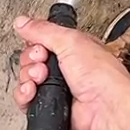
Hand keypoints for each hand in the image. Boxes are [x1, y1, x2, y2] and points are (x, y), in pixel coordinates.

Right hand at [12, 15, 129, 129]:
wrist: (106, 107)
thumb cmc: (101, 75)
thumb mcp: (70, 41)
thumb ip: (44, 30)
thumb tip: (23, 22)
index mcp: (72, 48)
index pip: (41, 42)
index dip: (35, 44)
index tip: (40, 47)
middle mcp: (65, 68)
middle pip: (31, 61)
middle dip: (31, 61)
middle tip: (42, 62)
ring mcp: (57, 89)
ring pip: (27, 80)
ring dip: (28, 78)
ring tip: (41, 79)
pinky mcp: (52, 107)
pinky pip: (27, 101)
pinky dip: (25, 96)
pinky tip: (34, 92)